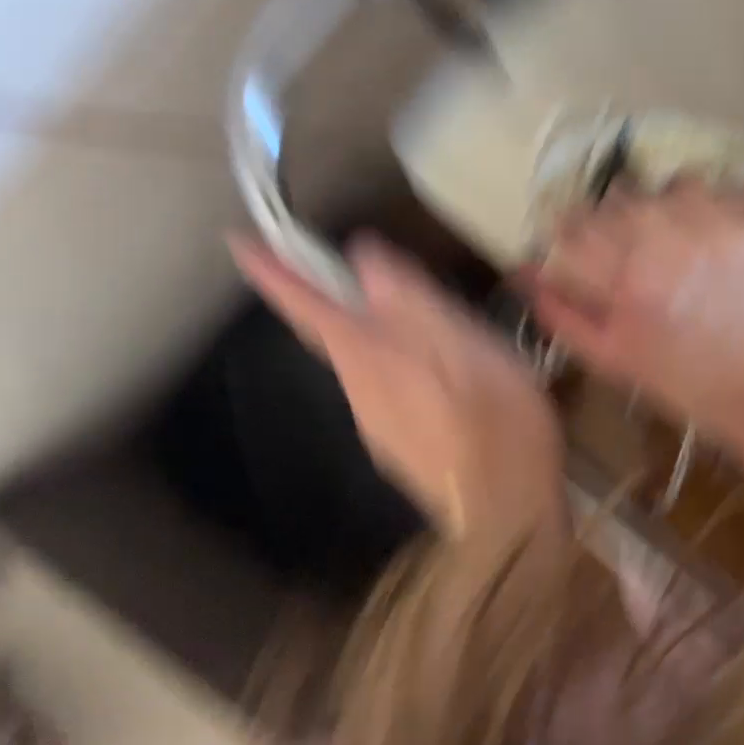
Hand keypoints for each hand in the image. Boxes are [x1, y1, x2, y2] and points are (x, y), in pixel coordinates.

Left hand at [230, 234, 563, 541]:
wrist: (503, 501)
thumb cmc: (492, 412)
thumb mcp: (461, 339)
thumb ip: (410, 298)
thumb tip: (364, 254)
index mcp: (370, 353)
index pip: (308, 303)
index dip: (276, 271)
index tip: (240, 242)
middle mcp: (360, 387)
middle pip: (333, 335)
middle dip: (322, 301)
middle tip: (328, 270)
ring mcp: (378, 423)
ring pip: (364, 365)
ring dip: (370, 335)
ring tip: (410, 320)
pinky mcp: (402, 447)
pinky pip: (390, 393)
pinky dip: (399, 369)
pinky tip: (438, 378)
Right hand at [524, 184, 743, 517]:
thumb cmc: (696, 384)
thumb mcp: (619, 360)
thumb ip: (564, 314)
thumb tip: (521, 268)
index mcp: (631, 277)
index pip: (576, 224)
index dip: (577, 233)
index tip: (589, 245)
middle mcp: (677, 237)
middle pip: (624, 196)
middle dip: (625, 219)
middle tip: (647, 249)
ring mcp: (730, 221)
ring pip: (679, 183)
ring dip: (677, 206)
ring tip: (693, 239)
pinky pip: (735, 187)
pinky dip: (729, 208)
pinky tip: (734, 241)